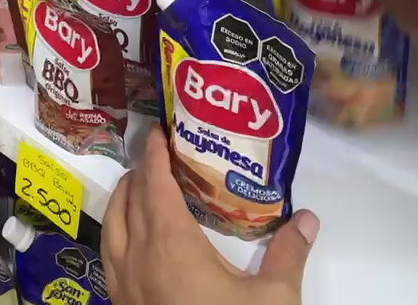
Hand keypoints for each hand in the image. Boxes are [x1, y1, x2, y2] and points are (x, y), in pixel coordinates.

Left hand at [103, 128, 317, 304]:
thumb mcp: (272, 300)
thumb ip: (289, 253)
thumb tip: (309, 217)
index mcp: (169, 242)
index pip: (153, 180)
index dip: (153, 151)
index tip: (158, 129)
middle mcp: (136, 256)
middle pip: (128, 197)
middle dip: (140, 171)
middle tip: (160, 157)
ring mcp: (122, 285)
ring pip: (111, 225)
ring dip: (124, 200)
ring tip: (142, 190)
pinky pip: (108, 256)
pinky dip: (116, 234)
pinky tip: (133, 241)